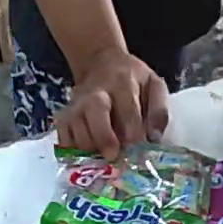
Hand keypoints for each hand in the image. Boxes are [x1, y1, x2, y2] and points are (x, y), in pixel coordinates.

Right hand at [55, 48, 169, 159]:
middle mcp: (97, 92)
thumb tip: (155, 138)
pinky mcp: (64, 117)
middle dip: (104, 136)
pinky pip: (63, 138)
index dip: (133, 131)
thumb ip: (158, 111)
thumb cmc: (131, 81)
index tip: (138, 150)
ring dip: (89, 149)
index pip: (128, 108)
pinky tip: (84, 158)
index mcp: (123, 83)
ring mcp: (77, 105)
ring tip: (101, 160)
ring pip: (77, 129)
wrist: (100, 63)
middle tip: (112, 155)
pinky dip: (71, 152)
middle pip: (95, 112)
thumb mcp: (152, 85)